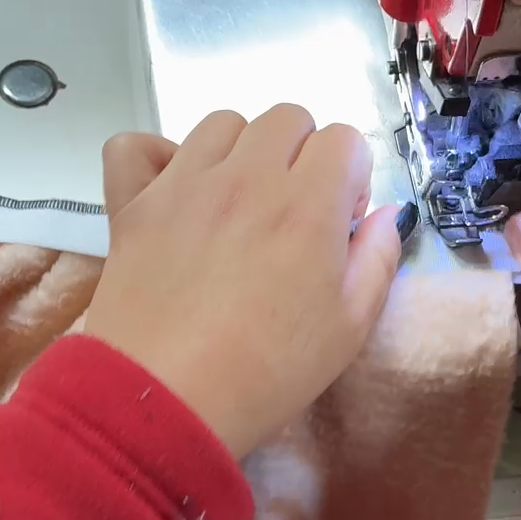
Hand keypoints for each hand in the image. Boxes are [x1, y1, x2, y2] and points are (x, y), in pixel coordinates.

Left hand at [80, 105, 402, 457]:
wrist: (167, 401)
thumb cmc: (270, 370)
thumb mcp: (351, 327)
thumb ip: (379, 259)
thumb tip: (388, 214)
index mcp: (307, 205)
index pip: (344, 138)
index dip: (351, 177)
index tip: (340, 222)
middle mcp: (246, 177)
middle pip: (288, 117)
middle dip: (304, 154)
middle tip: (296, 211)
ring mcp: (183, 184)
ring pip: (222, 122)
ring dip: (242, 151)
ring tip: (238, 202)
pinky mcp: (132, 203)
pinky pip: (136, 144)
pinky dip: (157, 157)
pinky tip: (174, 190)